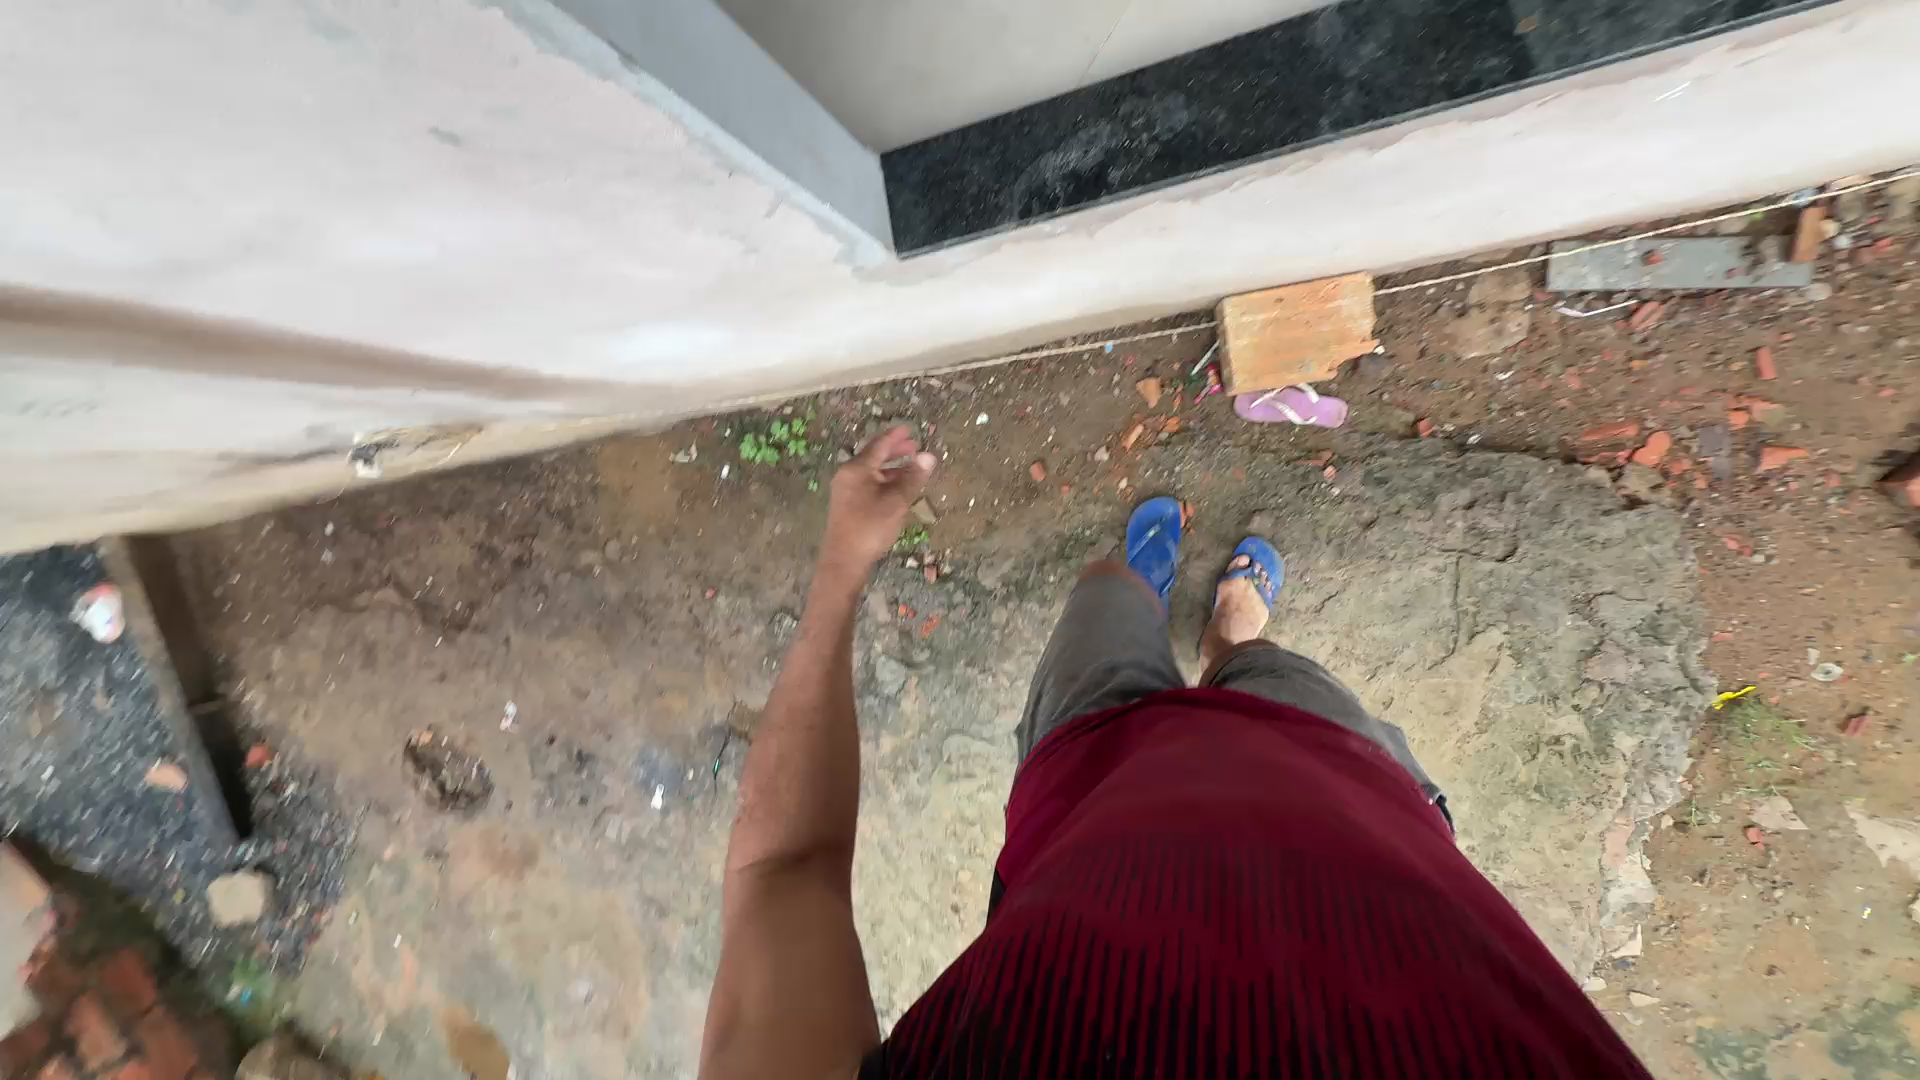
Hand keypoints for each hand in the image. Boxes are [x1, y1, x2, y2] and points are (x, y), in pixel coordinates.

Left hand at [818, 425, 936, 579]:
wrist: (844, 559)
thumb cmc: (871, 527)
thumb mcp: (897, 501)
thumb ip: (913, 477)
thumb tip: (929, 456)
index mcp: (857, 469)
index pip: (879, 445)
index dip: (896, 436)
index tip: (909, 429)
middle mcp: (848, 475)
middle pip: (873, 456)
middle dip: (894, 451)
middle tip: (914, 446)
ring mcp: (845, 490)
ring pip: (871, 472)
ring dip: (891, 468)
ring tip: (910, 468)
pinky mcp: (846, 504)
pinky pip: (868, 484)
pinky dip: (884, 481)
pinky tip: (896, 489)